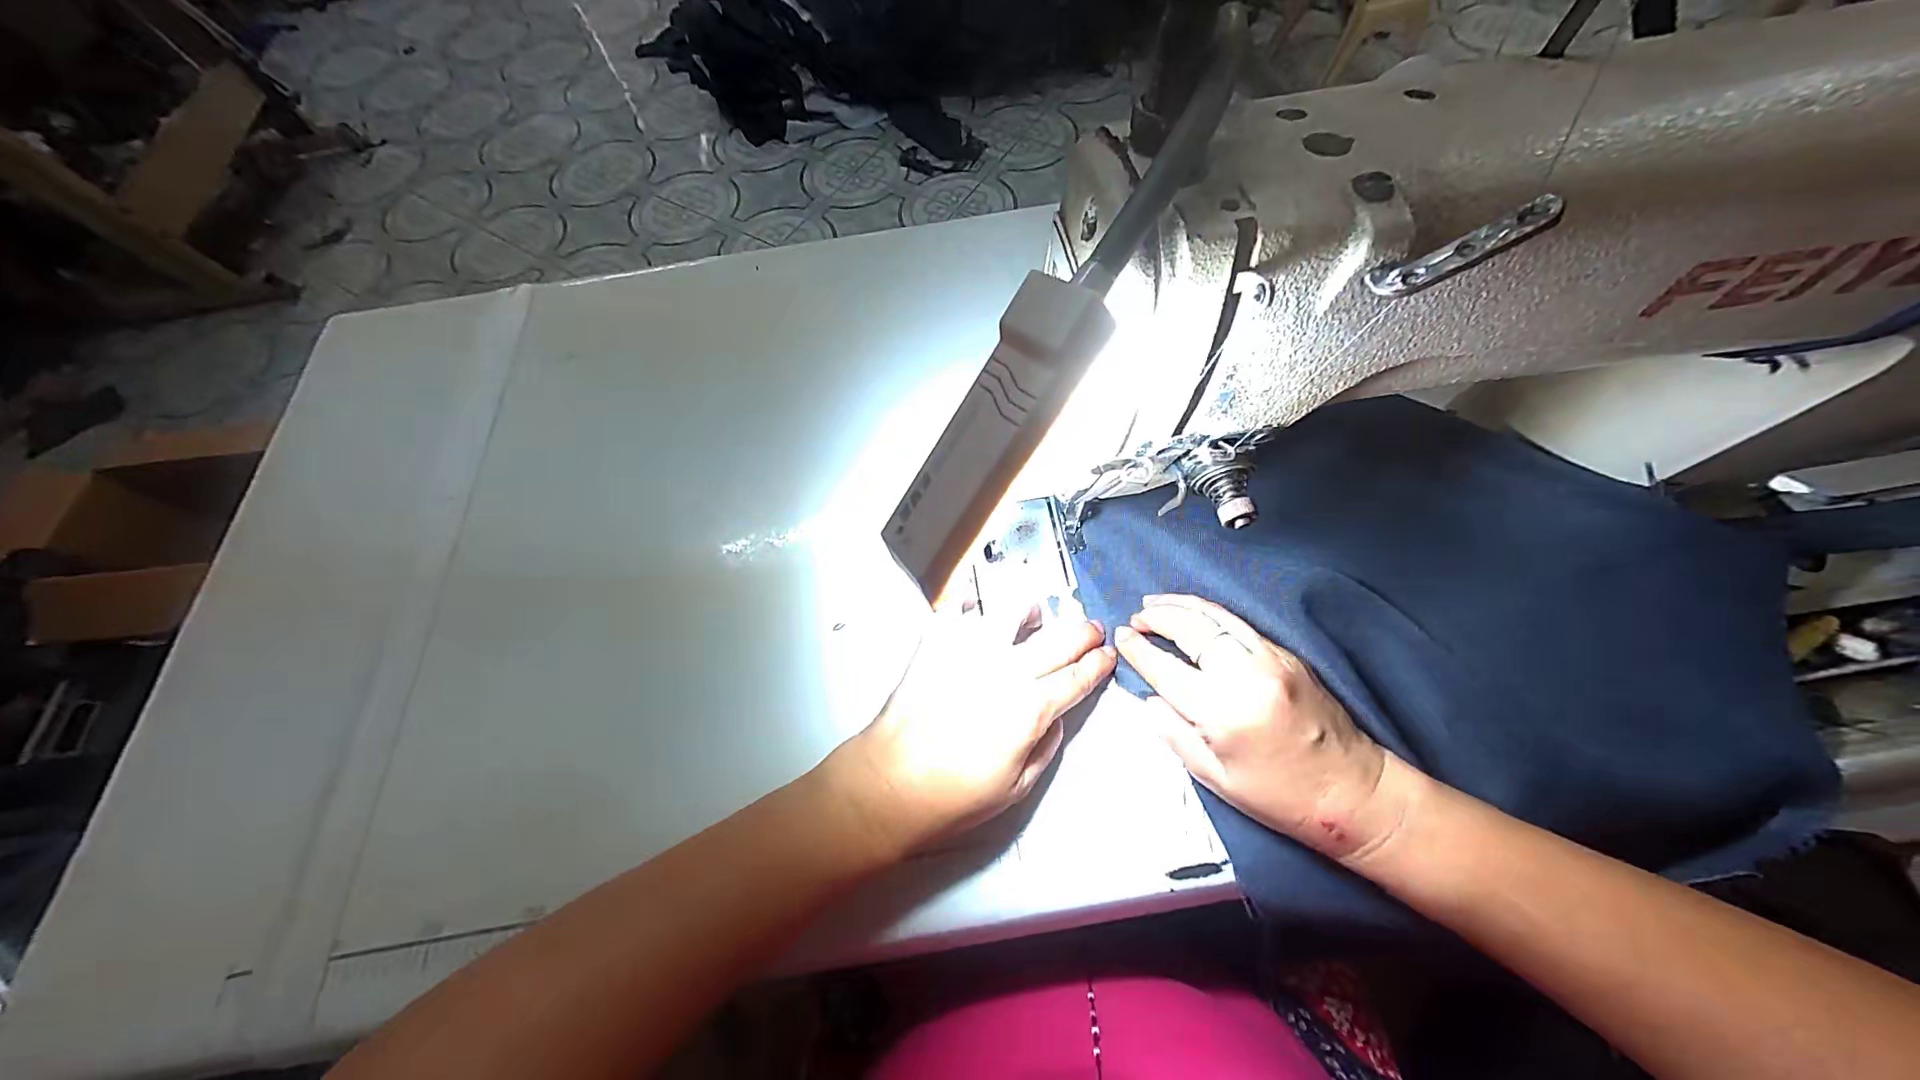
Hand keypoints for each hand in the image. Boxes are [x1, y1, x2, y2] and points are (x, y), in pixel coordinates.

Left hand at [825, 605, 1115, 854]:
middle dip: (1082, 631)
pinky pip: (960, 611)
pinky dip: (975, 607)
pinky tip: (979, 613)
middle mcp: (1005, 670)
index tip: (1107, 655)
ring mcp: (969, 651)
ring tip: (1034, 614)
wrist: (889, 782)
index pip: (1076, 677)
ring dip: (1031, 610)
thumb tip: (1057, 716)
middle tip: (1091, 628)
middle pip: (1056, 639)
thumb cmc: (953, 796)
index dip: (1097, 664)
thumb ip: (1046, 746)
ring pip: (1011, 611)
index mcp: (1030, 707)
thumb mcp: (1016, 788)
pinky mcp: (935, 643)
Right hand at [1113, 594, 1412, 862]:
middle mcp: (1246, 676)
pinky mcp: (1288, 657)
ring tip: (1155, 604)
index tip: (1121, 638)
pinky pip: (1240, 624)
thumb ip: (1175, 734)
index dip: (1139, 651)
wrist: (1355, 792)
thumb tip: (1151, 700)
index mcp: (1223, 711)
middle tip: (1136, 618)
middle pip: (1191, 631)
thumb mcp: (1215, 777)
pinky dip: (1211, 613)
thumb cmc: (1281, 796)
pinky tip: (1195, 613)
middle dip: (1157, 619)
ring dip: (1181, 606)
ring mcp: (1271, 661)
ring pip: (1216, 618)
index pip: (1166, 669)